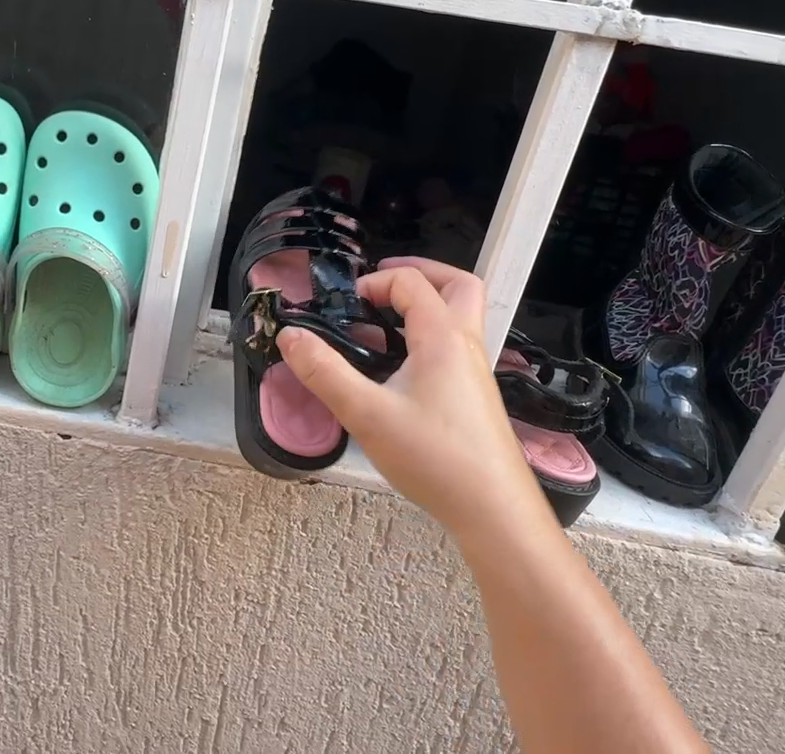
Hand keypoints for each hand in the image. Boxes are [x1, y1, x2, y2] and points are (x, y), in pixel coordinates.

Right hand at [274, 257, 550, 536]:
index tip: (345, 305)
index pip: (412, 283)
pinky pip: (455, 346)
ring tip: (384, 321)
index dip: (375, 282)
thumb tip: (290, 336)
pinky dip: (428, 336)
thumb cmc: (435, 458)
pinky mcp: (475, 397)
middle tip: (383, 283)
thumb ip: (324, 372)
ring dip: (426, 304)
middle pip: (458, 285)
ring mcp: (475, 373)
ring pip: (461, 317)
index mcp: (443, 338)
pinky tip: (398, 368)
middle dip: (420, 273)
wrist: (495, 512)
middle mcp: (466, 346)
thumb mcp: (366, 414)